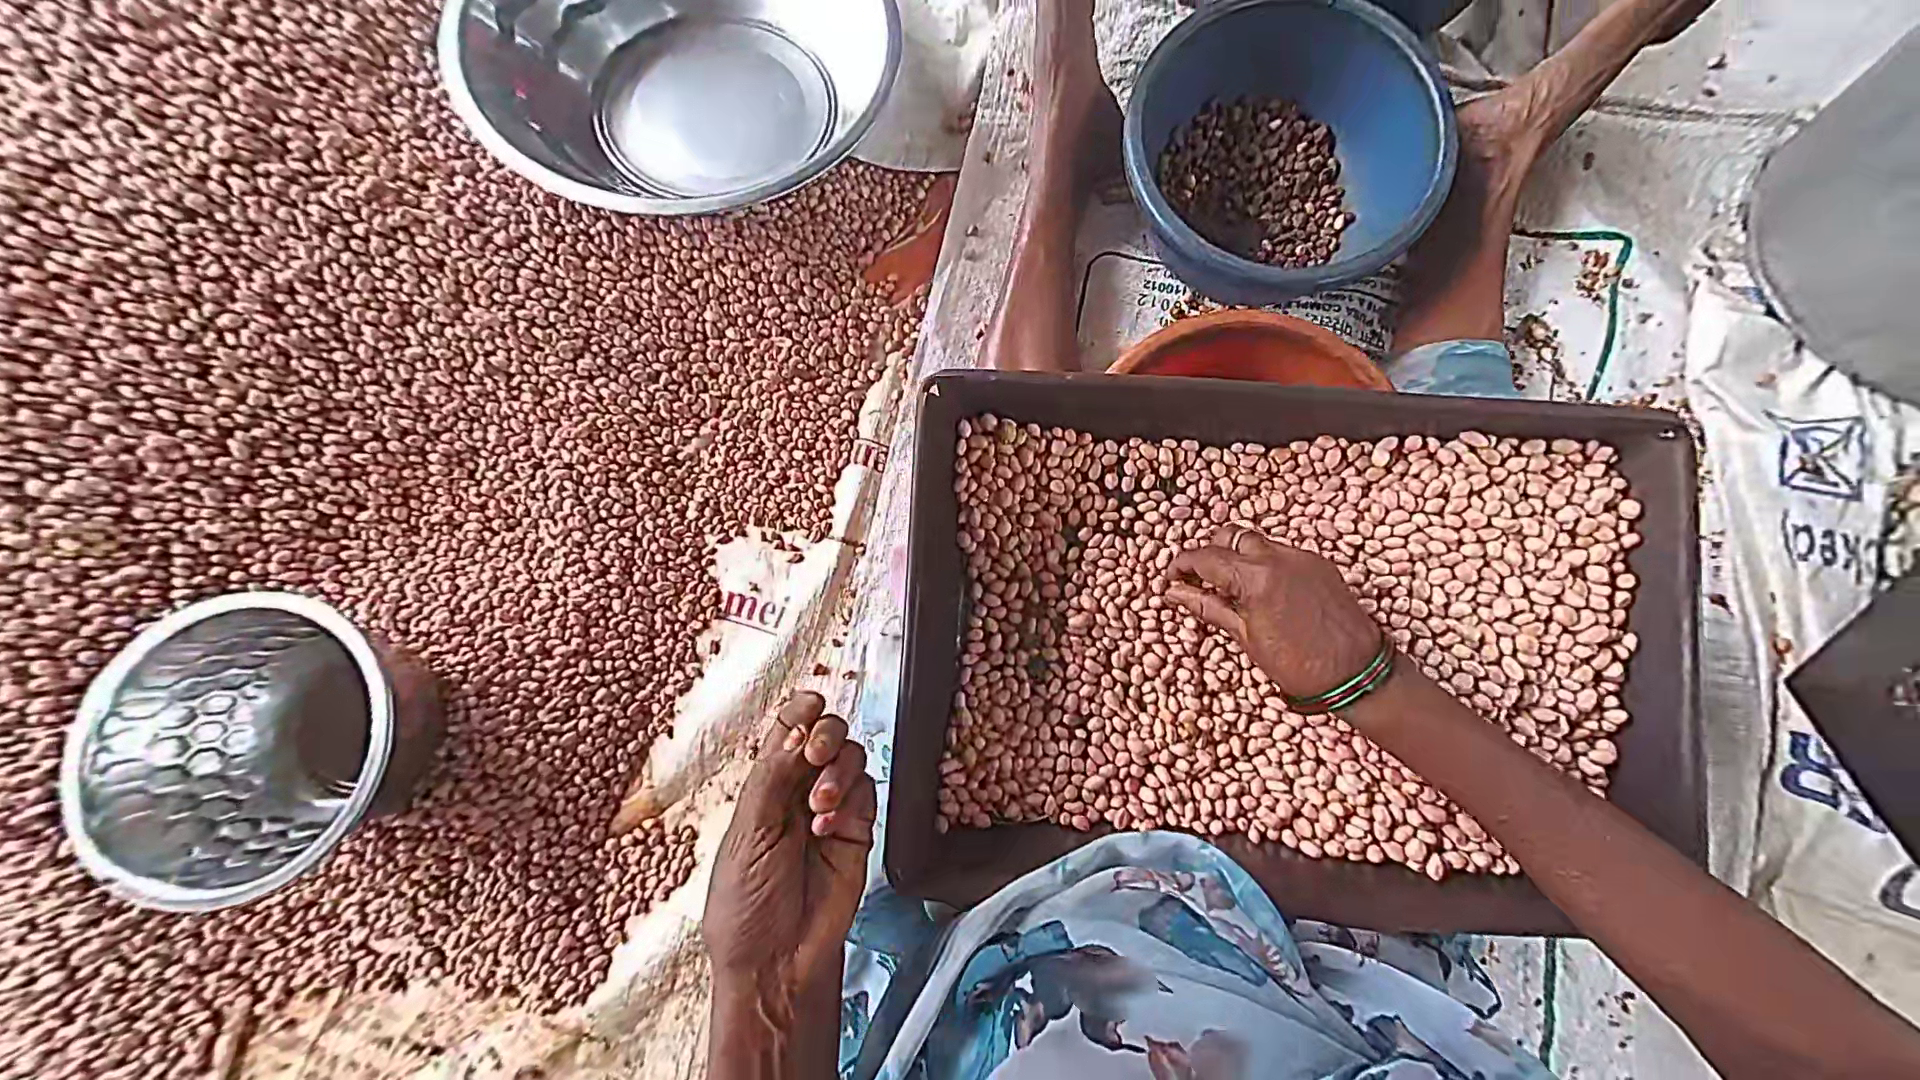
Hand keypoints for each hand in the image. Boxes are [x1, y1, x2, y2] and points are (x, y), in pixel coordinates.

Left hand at [704, 692, 876, 997]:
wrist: (777, 961)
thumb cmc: (746, 904)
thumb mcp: (746, 834)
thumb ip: (773, 777)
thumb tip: (798, 731)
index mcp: (766, 783)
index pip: (789, 729)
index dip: (801, 711)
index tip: (810, 706)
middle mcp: (800, 788)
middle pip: (827, 734)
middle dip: (826, 734)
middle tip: (816, 754)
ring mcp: (832, 806)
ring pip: (852, 757)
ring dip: (838, 772)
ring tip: (819, 806)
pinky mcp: (858, 827)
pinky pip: (867, 791)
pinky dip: (852, 800)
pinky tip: (829, 827)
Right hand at [1164, 526, 1381, 700]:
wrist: (1358, 674)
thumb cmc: (1301, 664)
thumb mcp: (1244, 635)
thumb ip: (1207, 606)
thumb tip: (1175, 593)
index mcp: (1255, 577)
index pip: (1204, 557)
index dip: (1180, 565)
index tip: (1171, 578)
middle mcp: (1278, 558)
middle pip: (1228, 537)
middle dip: (1208, 554)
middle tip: (1196, 579)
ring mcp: (1301, 558)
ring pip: (1255, 541)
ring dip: (1235, 556)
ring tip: (1227, 585)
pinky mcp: (1318, 564)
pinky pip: (1280, 553)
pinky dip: (1262, 563)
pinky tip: (1258, 590)